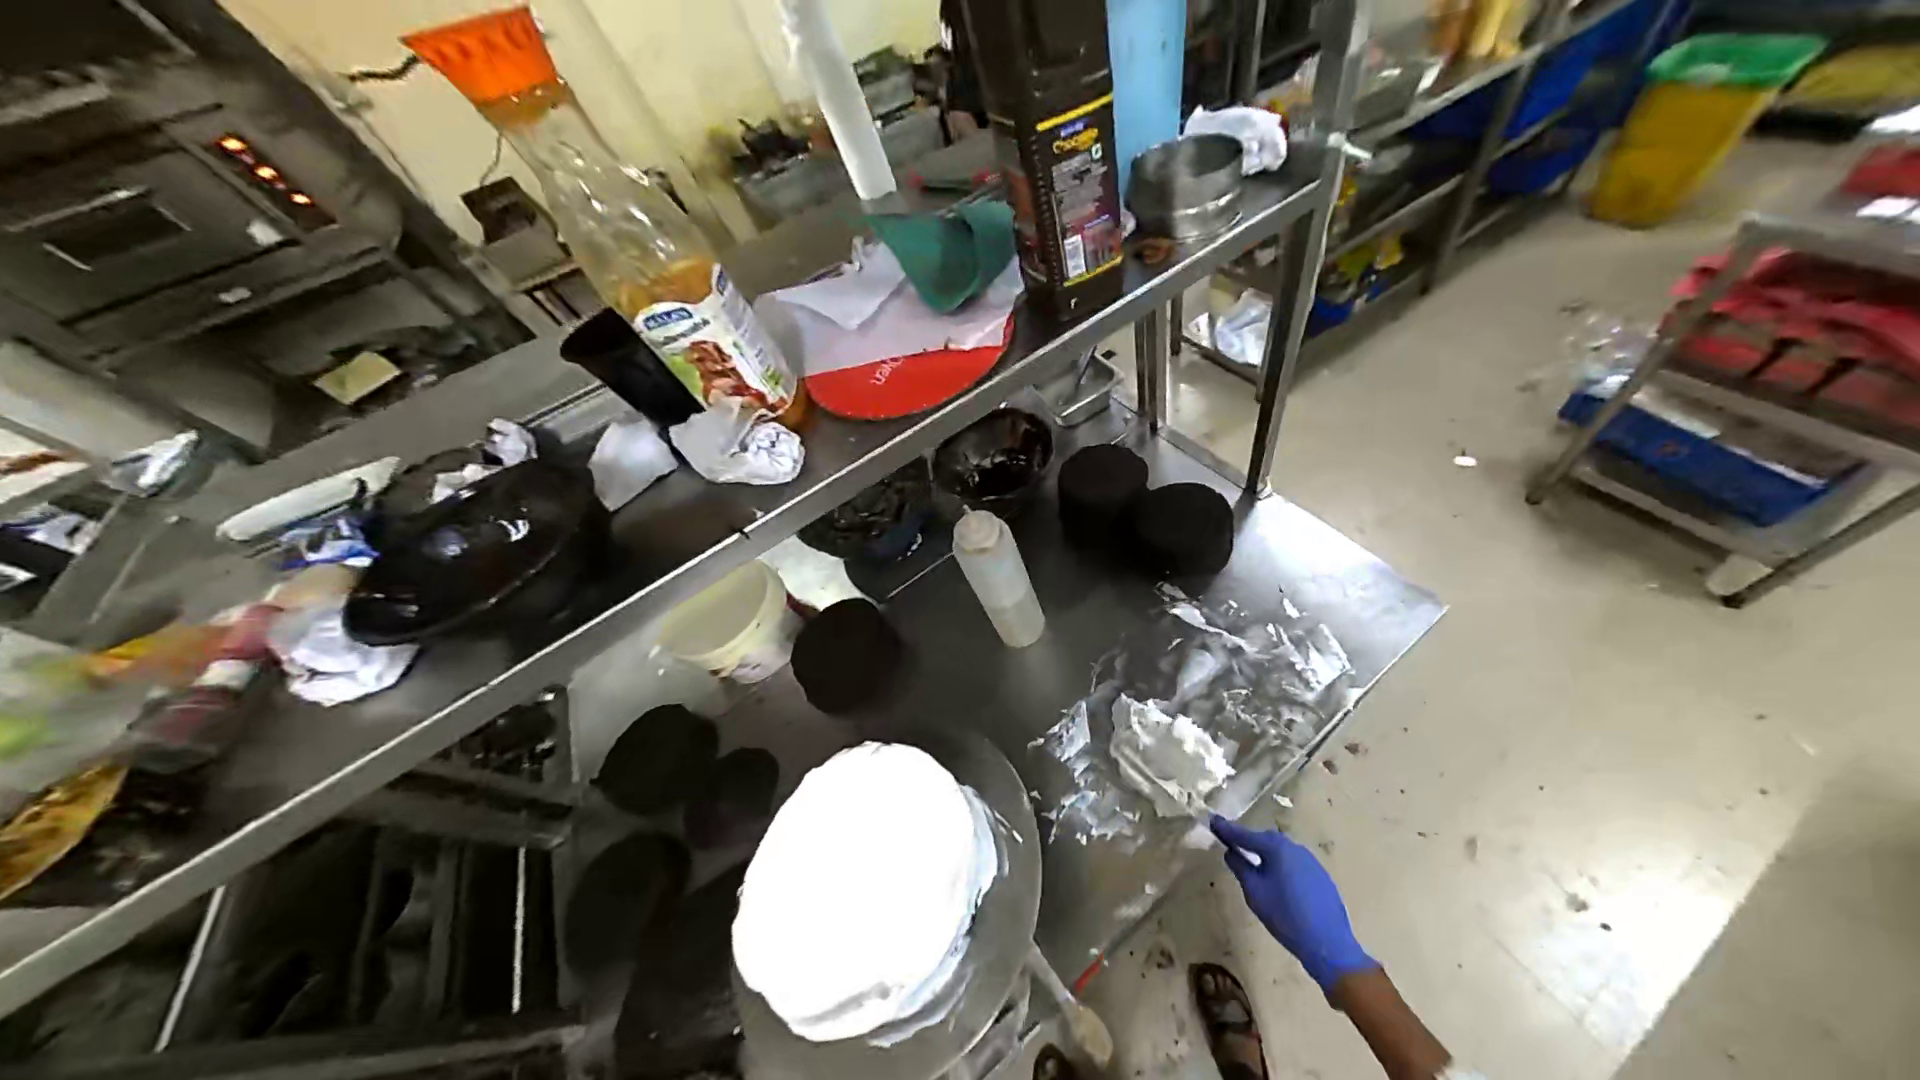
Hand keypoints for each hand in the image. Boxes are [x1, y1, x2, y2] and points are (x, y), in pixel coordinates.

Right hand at [1210, 815, 1377, 994]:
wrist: (1329, 946)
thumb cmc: (1285, 916)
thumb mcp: (1254, 892)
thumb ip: (1240, 867)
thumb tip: (1231, 852)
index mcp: (1276, 848)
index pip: (1244, 834)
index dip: (1226, 829)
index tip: (1213, 820)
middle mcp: (1295, 848)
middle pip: (1265, 841)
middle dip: (1248, 842)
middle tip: (1232, 847)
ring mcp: (1311, 862)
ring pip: (1281, 853)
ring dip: (1266, 856)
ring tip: (1254, 867)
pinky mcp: (1321, 878)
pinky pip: (1294, 865)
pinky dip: (1281, 868)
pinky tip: (1278, 884)